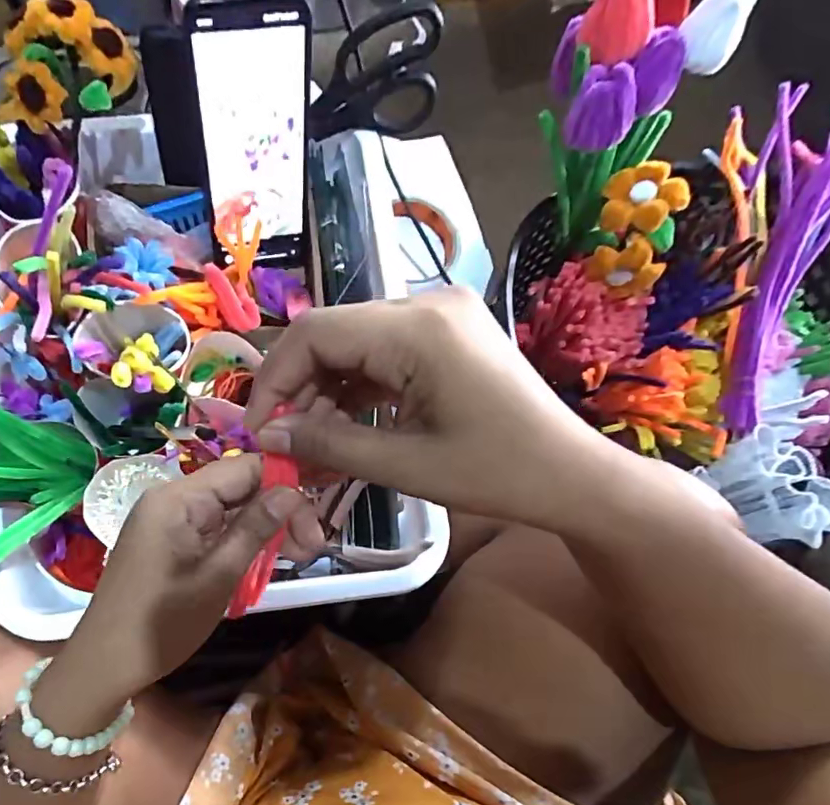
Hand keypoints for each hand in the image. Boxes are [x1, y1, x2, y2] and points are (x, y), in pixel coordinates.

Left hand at [63, 455, 319, 694]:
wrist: (106, 662)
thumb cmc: (165, 623)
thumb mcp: (219, 576)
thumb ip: (255, 529)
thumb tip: (292, 493)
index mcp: (179, 498)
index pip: (246, 467)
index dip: (286, 486)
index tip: (314, 523)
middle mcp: (171, 497)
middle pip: (239, 486)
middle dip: (279, 510)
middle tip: (311, 549)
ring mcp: (166, 517)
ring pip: (229, 507)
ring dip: (264, 526)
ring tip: (296, 556)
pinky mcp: (166, 537)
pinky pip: (212, 524)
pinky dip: (240, 538)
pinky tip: (264, 557)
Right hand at [244, 288, 621, 529]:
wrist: (570, 474)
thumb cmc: (497, 474)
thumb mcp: (405, 464)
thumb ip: (328, 444)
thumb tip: (267, 435)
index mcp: (418, 328)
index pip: (315, 332)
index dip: (275, 379)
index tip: (259, 429)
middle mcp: (428, 304)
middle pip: (334, 333)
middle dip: (301, 388)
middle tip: (287, 443)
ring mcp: (443, 316)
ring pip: (357, 344)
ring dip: (328, 390)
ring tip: (316, 442)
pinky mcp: (450, 336)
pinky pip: (386, 353)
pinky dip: (360, 388)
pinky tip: (349, 424)